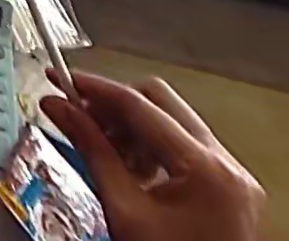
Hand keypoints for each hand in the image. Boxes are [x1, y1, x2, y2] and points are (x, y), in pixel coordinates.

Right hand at [40, 71, 263, 240]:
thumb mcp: (124, 209)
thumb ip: (91, 148)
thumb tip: (56, 104)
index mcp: (205, 169)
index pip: (137, 105)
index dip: (91, 87)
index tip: (56, 78)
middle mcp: (227, 164)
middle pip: (158, 100)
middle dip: (113, 102)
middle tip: (79, 112)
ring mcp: (232, 175)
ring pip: (169, 118)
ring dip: (129, 123)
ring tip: (101, 145)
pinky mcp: (228, 187)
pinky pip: (181, 142)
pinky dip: (148, 142)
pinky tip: (127, 164)